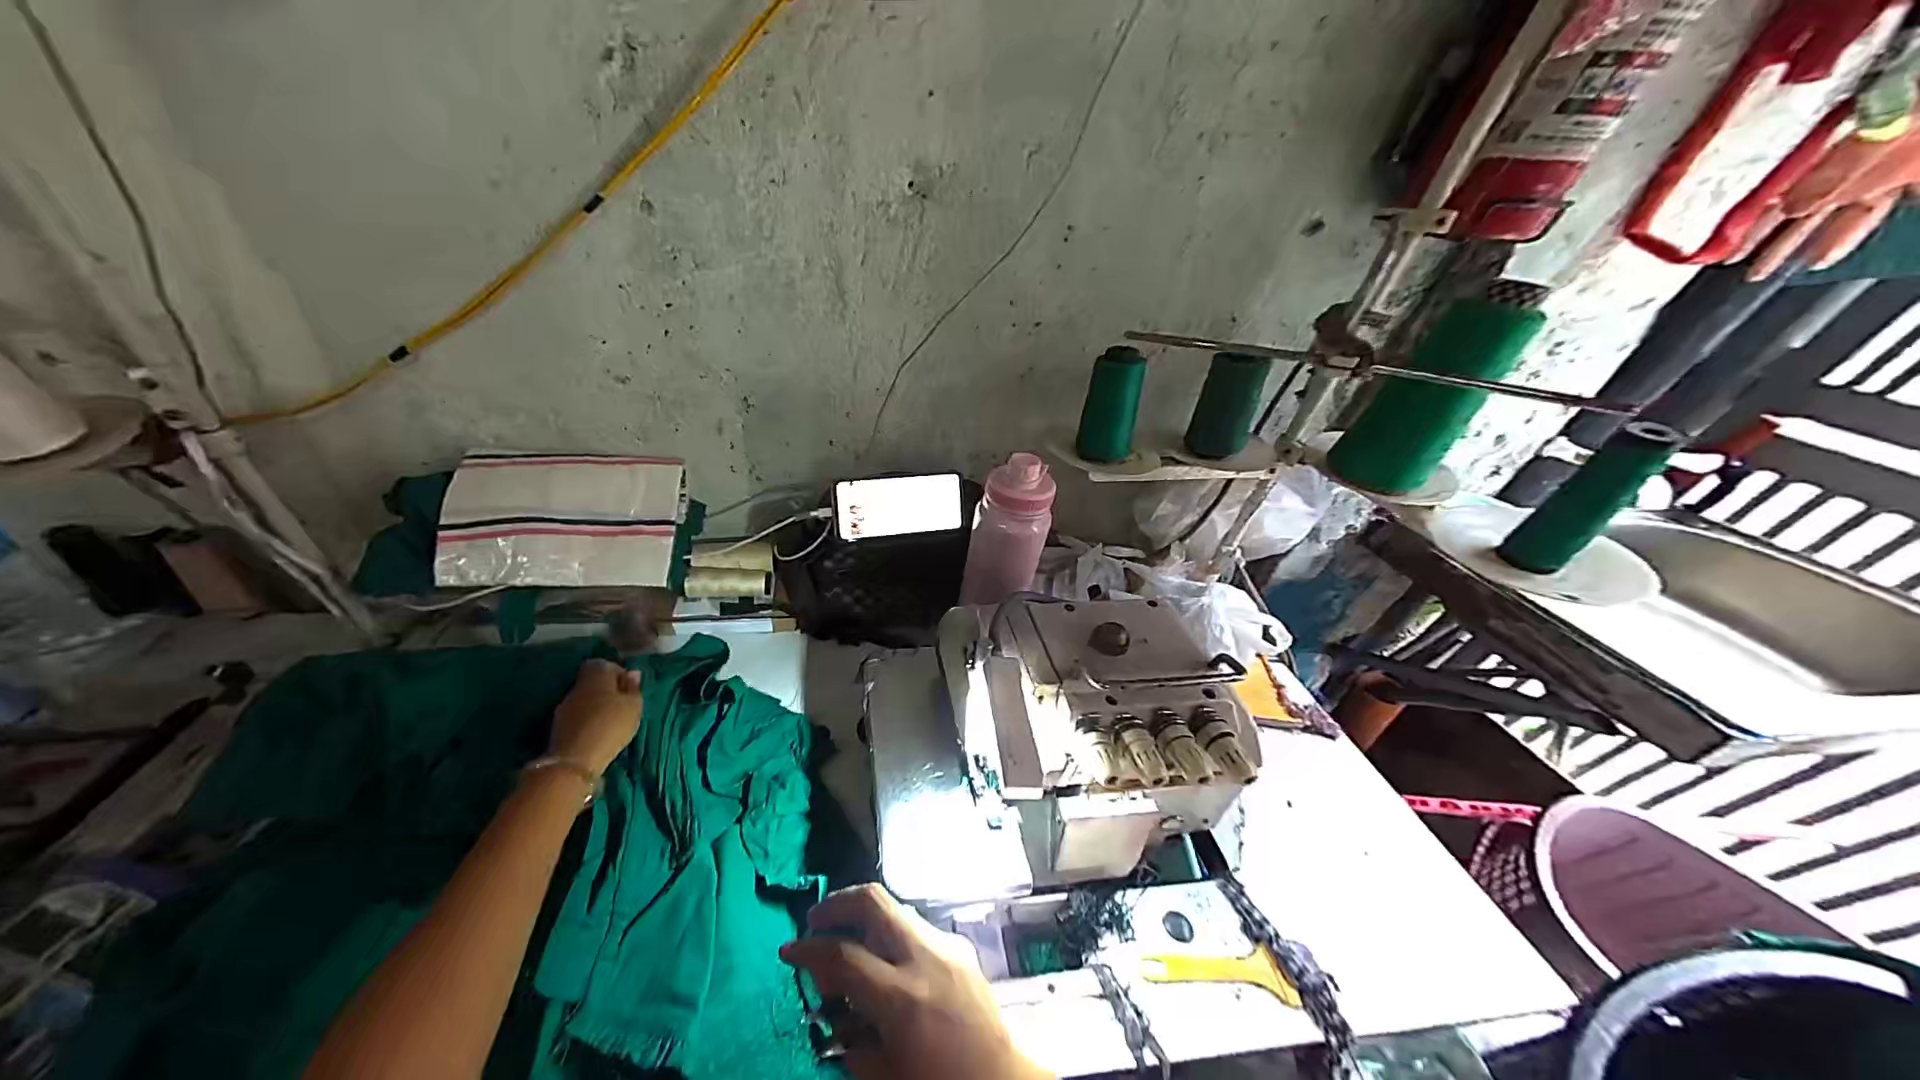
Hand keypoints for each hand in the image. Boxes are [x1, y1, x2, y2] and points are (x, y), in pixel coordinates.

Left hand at [549, 659, 641, 775]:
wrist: (574, 760)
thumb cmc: (611, 726)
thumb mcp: (634, 707)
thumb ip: (633, 688)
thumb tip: (632, 672)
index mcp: (596, 675)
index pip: (604, 664)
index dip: (618, 673)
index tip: (629, 688)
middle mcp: (577, 686)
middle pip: (592, 681)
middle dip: (607, 689)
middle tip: (622, 704)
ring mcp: (564, 706)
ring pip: (584, 698)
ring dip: (596, 705)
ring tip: (611, 720)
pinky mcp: (558, 726)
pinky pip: (578, 714)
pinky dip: (587, 719)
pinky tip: (597, 730)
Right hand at [779, 884, 1049, 1079]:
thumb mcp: (884, 1072)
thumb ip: (850, 1035)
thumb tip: (828, 1002)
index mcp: (902, 998)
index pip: (842, 956)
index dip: (809, 951)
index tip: (789, 951)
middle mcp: (925, 958)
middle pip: (873, 902)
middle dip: (837, 903)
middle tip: (816, 920)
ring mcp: (947, 946)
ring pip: (896, 909)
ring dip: (865, 917)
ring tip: (848, 941)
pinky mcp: (961, 946)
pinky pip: (917, 928)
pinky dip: (893, 934)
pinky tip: (887, 961)